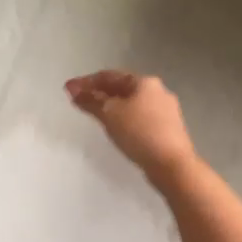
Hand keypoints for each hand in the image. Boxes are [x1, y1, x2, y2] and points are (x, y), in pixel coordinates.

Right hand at [65, 70, 197, 177]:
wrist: (173, 165)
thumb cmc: (139, 132)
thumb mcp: (109, 114)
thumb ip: (89, 100)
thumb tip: (72, 89)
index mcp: (144, 82)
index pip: (109, 76)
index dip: (86, 81)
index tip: (68, 89)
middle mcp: (158, 91)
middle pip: (121, 88)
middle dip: (99, 93)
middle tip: (79, 101)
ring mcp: (166, 111)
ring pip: (131, 103)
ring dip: (111, 106)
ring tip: (94, 114)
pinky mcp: (169, 129)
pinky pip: (140, 117)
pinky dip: (124, 118)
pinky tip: (116, 128)